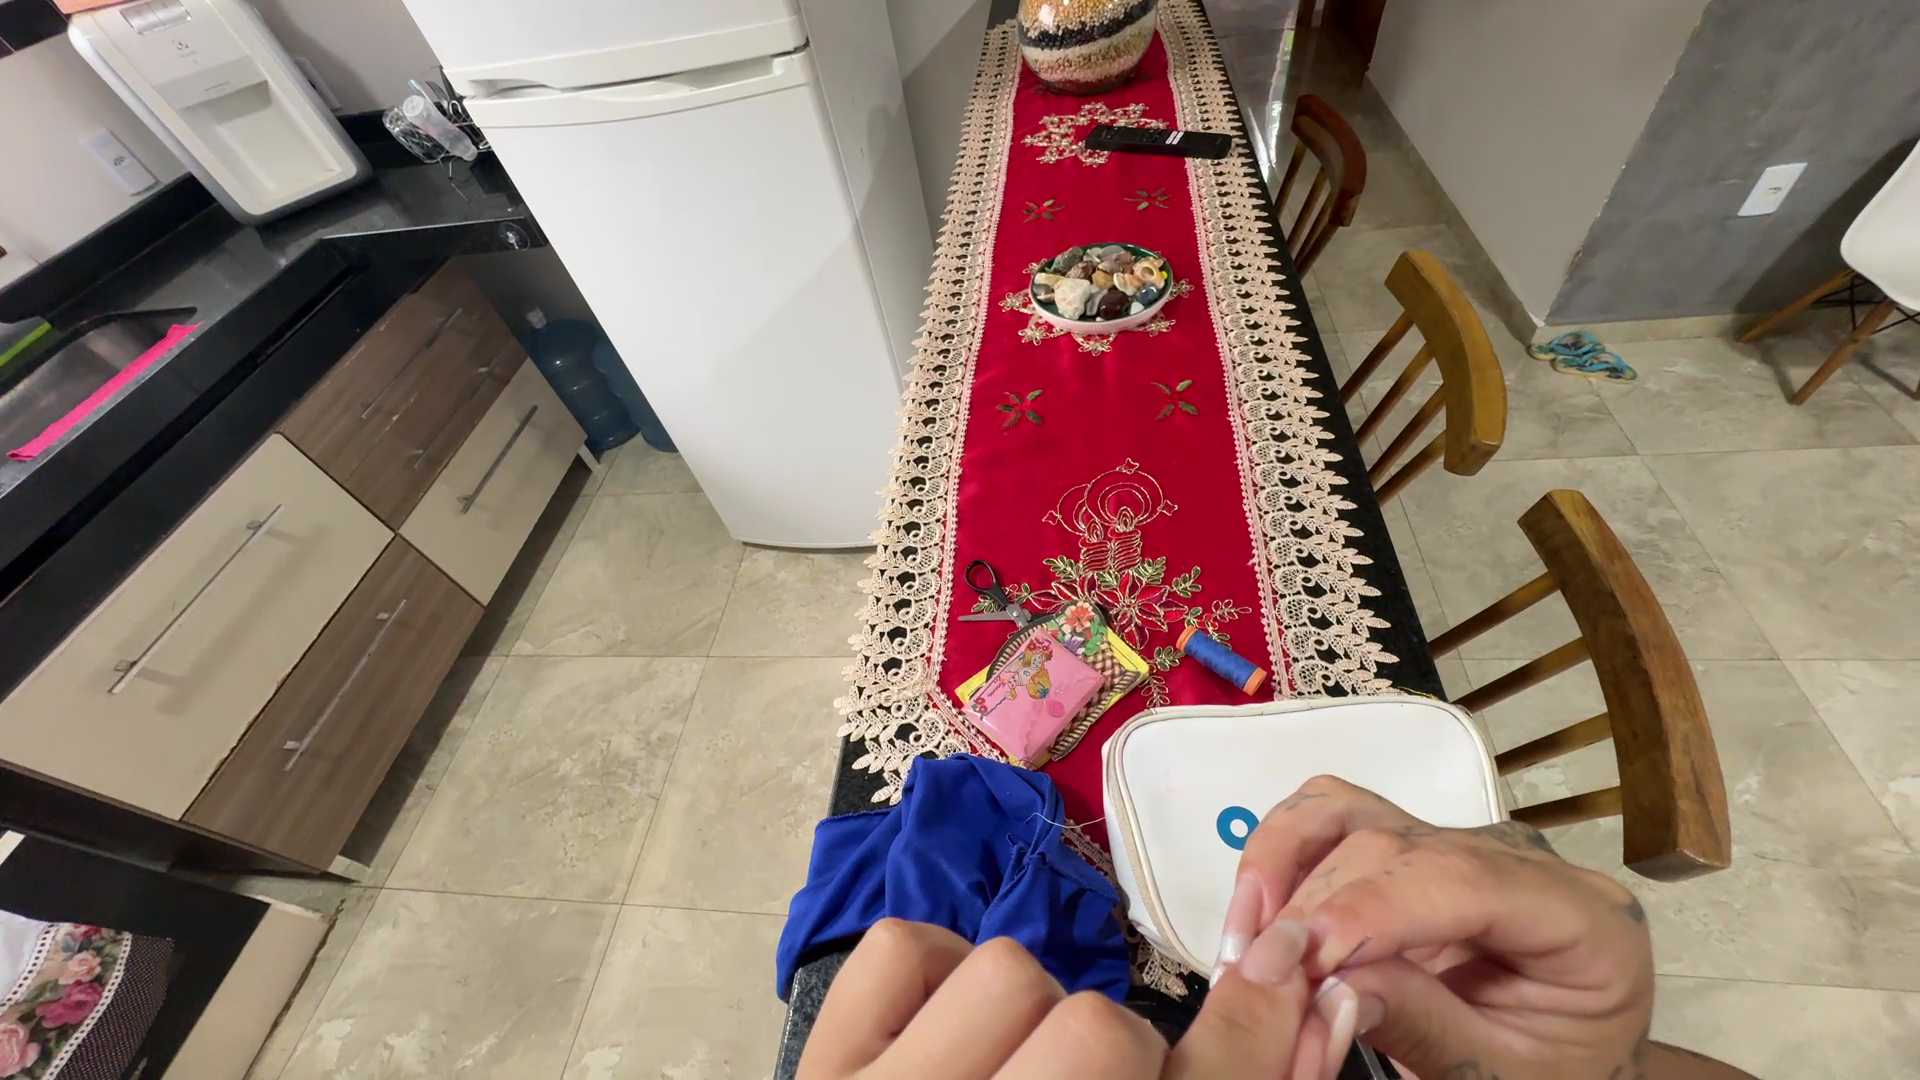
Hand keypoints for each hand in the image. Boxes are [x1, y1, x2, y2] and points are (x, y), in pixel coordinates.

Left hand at [798, 918, 1313, 1078]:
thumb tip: (1292, 1008)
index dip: (1249, 1031)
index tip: (1282, 966)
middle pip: (1098, 1032)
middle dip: (1119, 1054)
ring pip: (1008, 971)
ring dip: (1029, 1010)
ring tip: (1007, 1064)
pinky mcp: (822, 1060)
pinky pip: (902, 947)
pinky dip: (936, 967)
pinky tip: (943, 1028)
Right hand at [1221, 775, 1655, 1079]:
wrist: (1561, 1061)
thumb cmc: (1548, 1072)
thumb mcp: (1505, 1078)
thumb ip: (1426, 1027)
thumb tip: (1327, 984)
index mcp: (1578, 915)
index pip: (1457, 879)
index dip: (1368, 908)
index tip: (1301, 954)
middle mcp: (1508, 853)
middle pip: (1388, 843)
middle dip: (1313, 901)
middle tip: (1258, 967)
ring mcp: (1448, 836)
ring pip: (1344, 806)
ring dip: (1280, 857)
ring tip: (1248, 924)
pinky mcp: (1400, 837)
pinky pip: (1328, 814)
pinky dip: (1283, 849)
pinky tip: (1262, 901)